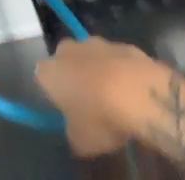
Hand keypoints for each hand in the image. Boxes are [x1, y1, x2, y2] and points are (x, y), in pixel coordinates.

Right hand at [35, 38, 155, 157]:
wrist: (141, 94)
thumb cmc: (101, 117)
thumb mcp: (82, 141)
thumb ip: (73, 134)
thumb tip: (76, 132)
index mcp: (48, 71)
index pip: (43, 81)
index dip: (56, 97)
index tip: (69, 112)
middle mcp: (65, 50)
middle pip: (66, 63)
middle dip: (76, 77)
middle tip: (92, 103)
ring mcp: (96, 43)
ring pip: (93, 59)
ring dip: (101, 73)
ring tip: (118, 100)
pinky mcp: (125, 45)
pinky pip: (119, 61)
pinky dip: (124, 73)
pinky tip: (137, 93)